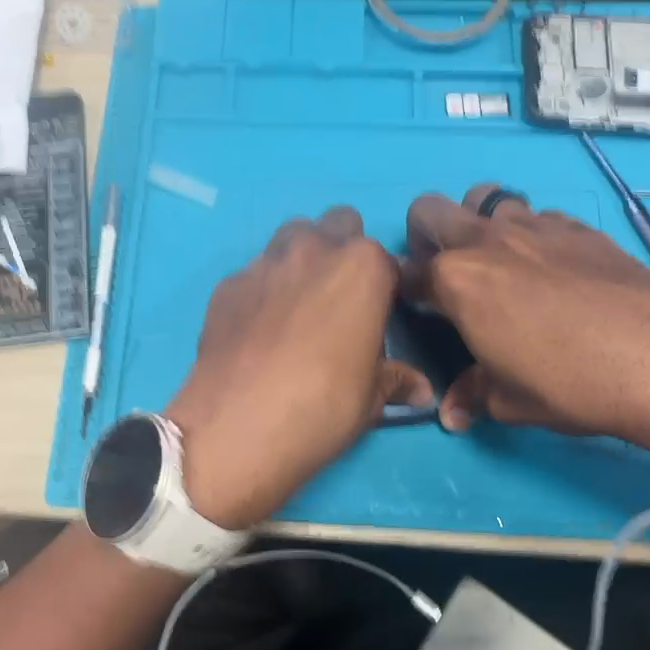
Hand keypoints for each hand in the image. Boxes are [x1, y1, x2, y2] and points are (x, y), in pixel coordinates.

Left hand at [168, 208, 432, 529]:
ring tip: (297, 306)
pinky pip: (253, 274)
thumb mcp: (373, 397)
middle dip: (342, 250)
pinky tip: (257, 329)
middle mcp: (314, 250)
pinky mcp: (228, 284)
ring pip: (290, 238)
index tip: (379, 315)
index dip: (385, 286)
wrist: (238, 425)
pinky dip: (261, 291)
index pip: (387, 260)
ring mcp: (265, 263)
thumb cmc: (324, 405)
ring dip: (300, 259)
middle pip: (337, 225)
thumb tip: (422, 391)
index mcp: (363, 266)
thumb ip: (397, 380)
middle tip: (338, 298)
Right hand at [402, 187, 649, 466]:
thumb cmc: (570, 385)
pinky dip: (531, 233)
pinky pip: (537, 215)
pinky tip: (553, 268)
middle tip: (448, 274)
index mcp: (456, 280)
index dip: (405, 292)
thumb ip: (471, 395)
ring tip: (500, 262)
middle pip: (430, 211)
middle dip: (425, 237)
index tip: (418, 310)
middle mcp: (487, 240)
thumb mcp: (509, 400)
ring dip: (479, 224)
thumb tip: (451, 415)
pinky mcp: (578, 227)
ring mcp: (536, 226)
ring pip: (487, 199)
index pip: (407, 273)